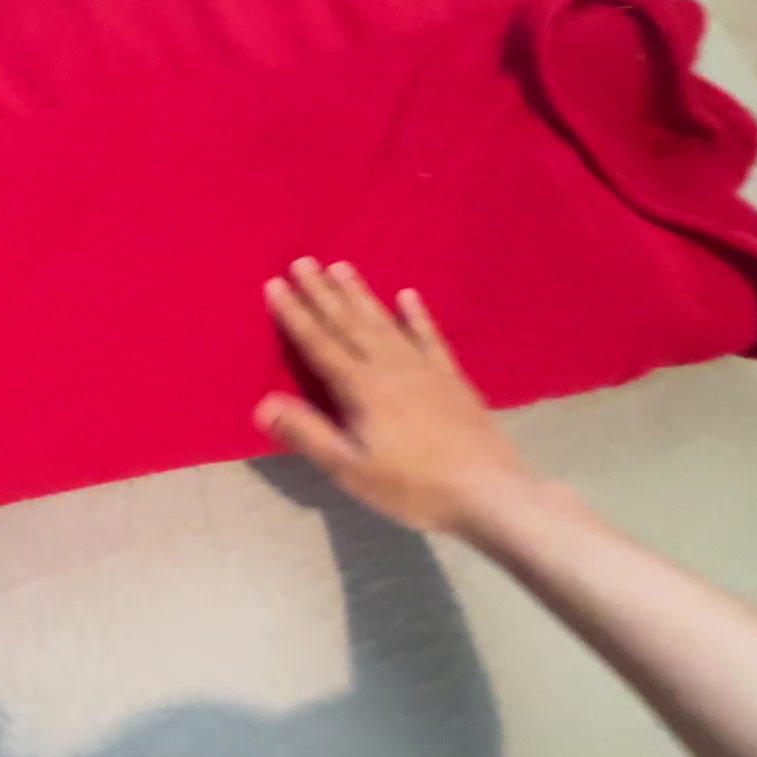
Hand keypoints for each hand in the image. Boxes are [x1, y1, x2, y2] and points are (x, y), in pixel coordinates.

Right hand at [254, 258, 532, 532]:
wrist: (494, 495)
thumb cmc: (413, 485)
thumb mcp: (350, 468)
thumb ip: (306, 433)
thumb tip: (261, 403)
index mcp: (360, 387)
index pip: (318, 343)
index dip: (295, 313)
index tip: (275, 283)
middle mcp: (388, 367)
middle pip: (348, 323)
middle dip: (322, 292)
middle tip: (303, 261)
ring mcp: (423, 369)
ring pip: (383, 322)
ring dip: (359, 294)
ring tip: (341, 267)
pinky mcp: (451, 379)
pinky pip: (430, 338)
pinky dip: (417, 316)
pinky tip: (408, 296)